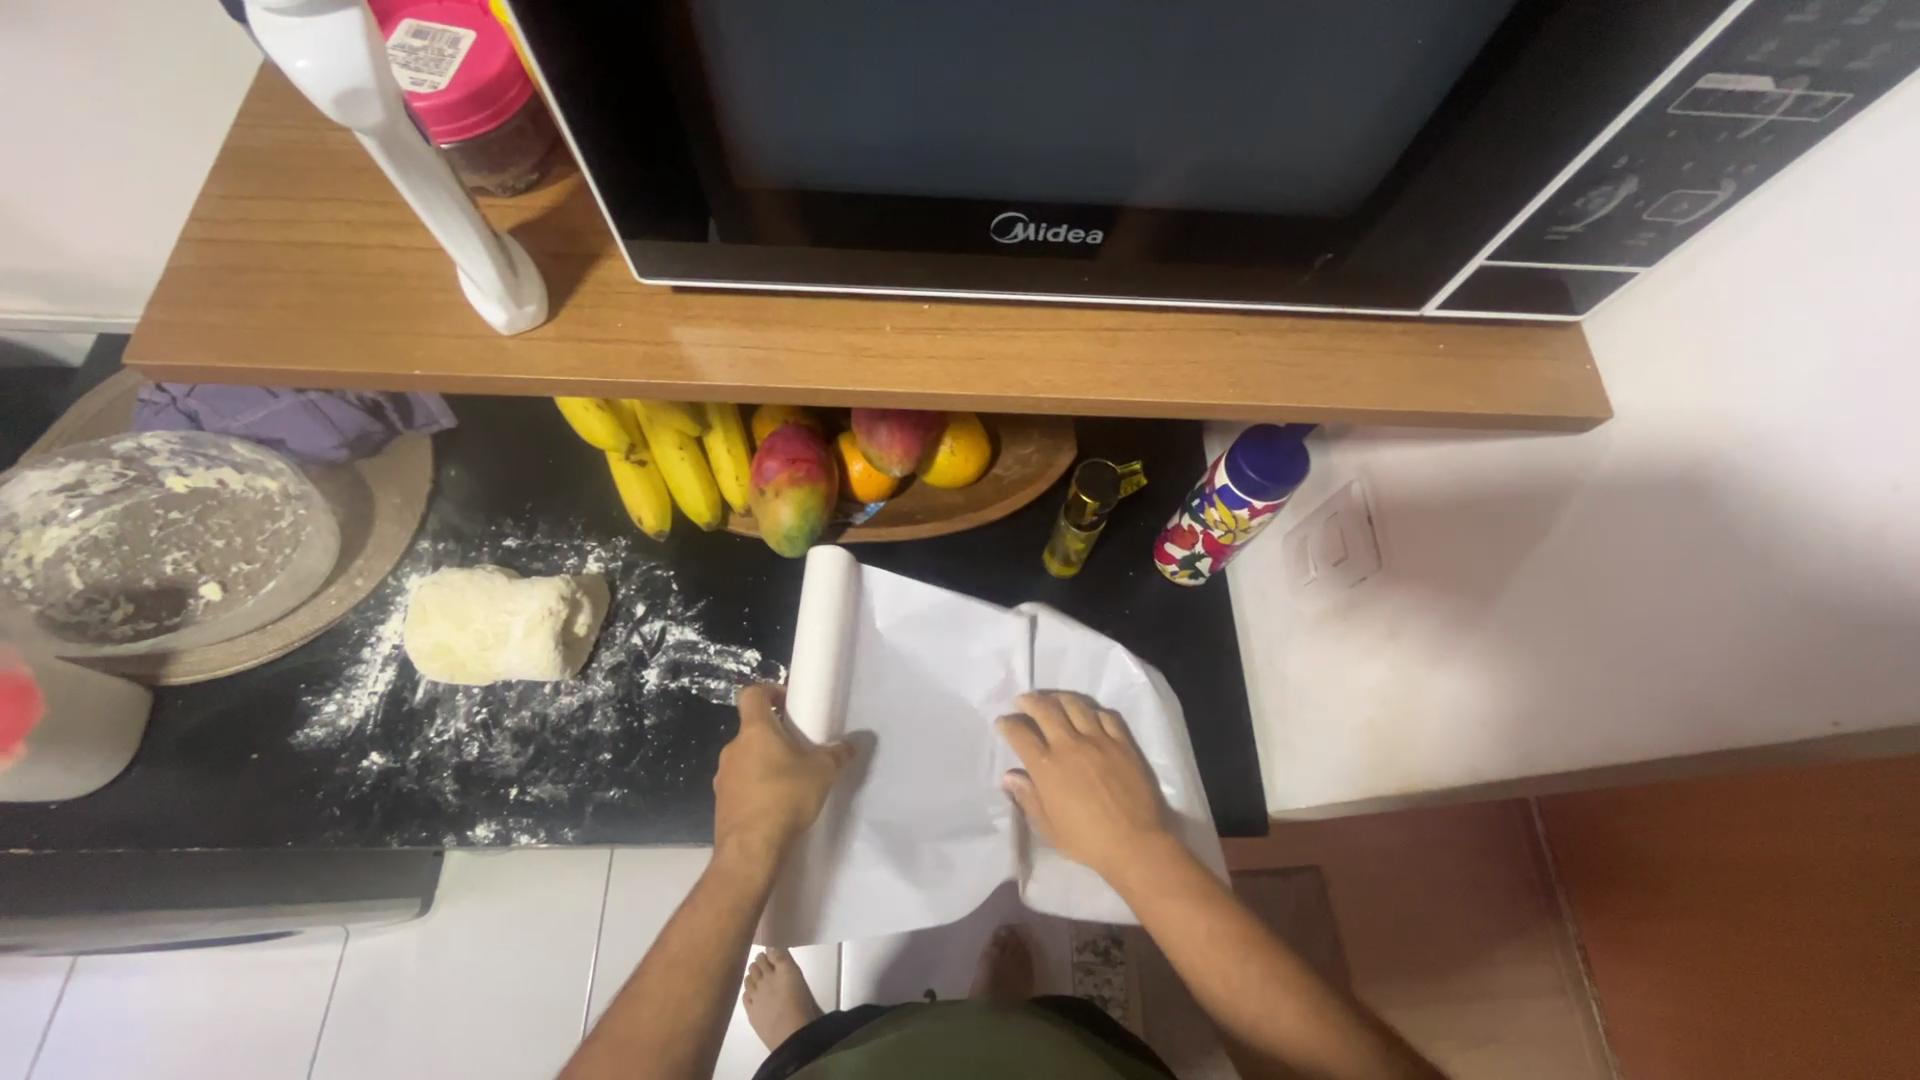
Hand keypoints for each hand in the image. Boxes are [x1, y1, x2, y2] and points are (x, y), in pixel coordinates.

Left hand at [713, 684, 853, 865]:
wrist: (751, 849)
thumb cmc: (785, 797)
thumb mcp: (822, 772)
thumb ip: (836, 754)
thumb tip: (848, 745)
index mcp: (755, 731)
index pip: (752, 694)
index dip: (769, 692)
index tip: (788, 703)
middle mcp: (733, 748)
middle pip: (752, 729)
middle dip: (775, 735)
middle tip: (800, 749)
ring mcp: (723, 776)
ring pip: (746, 758)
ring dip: (765, 762)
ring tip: (790, 780)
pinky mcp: (722, 802)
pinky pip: (741, 784)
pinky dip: (756, 787)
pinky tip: (776, 804)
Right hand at [995, 691, 1174, 881]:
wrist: (1136, 843)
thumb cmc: (1087, 841)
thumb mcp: (1048, 827)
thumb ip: (1028, 797)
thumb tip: (1009, 776)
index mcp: (1047, 766)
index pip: (1020, 733)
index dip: (1007, 724)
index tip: (1002, 722)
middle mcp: (1069, 745)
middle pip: (1045, 709)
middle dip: (1029, 701)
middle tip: (1022, 701)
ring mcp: (1098, 740)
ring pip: (1075, 705)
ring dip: (1058, 697)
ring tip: (1051, 699)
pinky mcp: (1122, 742)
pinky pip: (1105, 715)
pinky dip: (1092, 710)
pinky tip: (1087, 712)